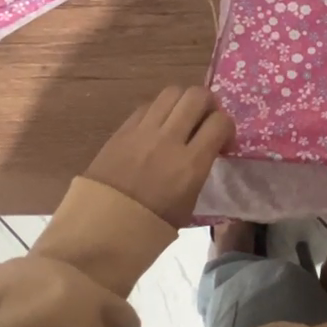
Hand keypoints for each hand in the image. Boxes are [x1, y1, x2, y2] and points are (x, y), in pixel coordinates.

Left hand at [84, 86, 233, 227]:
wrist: (99, 234)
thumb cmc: (149, 229)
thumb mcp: (188, 205)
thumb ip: (200, 170)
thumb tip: (205, 152)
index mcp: (190, 163)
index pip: (220, 122)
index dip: (227, 127)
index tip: (223, 143)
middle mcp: (168, 139)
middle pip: (197, 95)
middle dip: (208, 104)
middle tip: (205, 121)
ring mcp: (142, 132)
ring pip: (171, 92)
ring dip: (183, 102)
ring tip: (181, 119)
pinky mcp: (121, 132)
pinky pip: (147, 106)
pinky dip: (158, 111)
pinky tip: (157, 128)